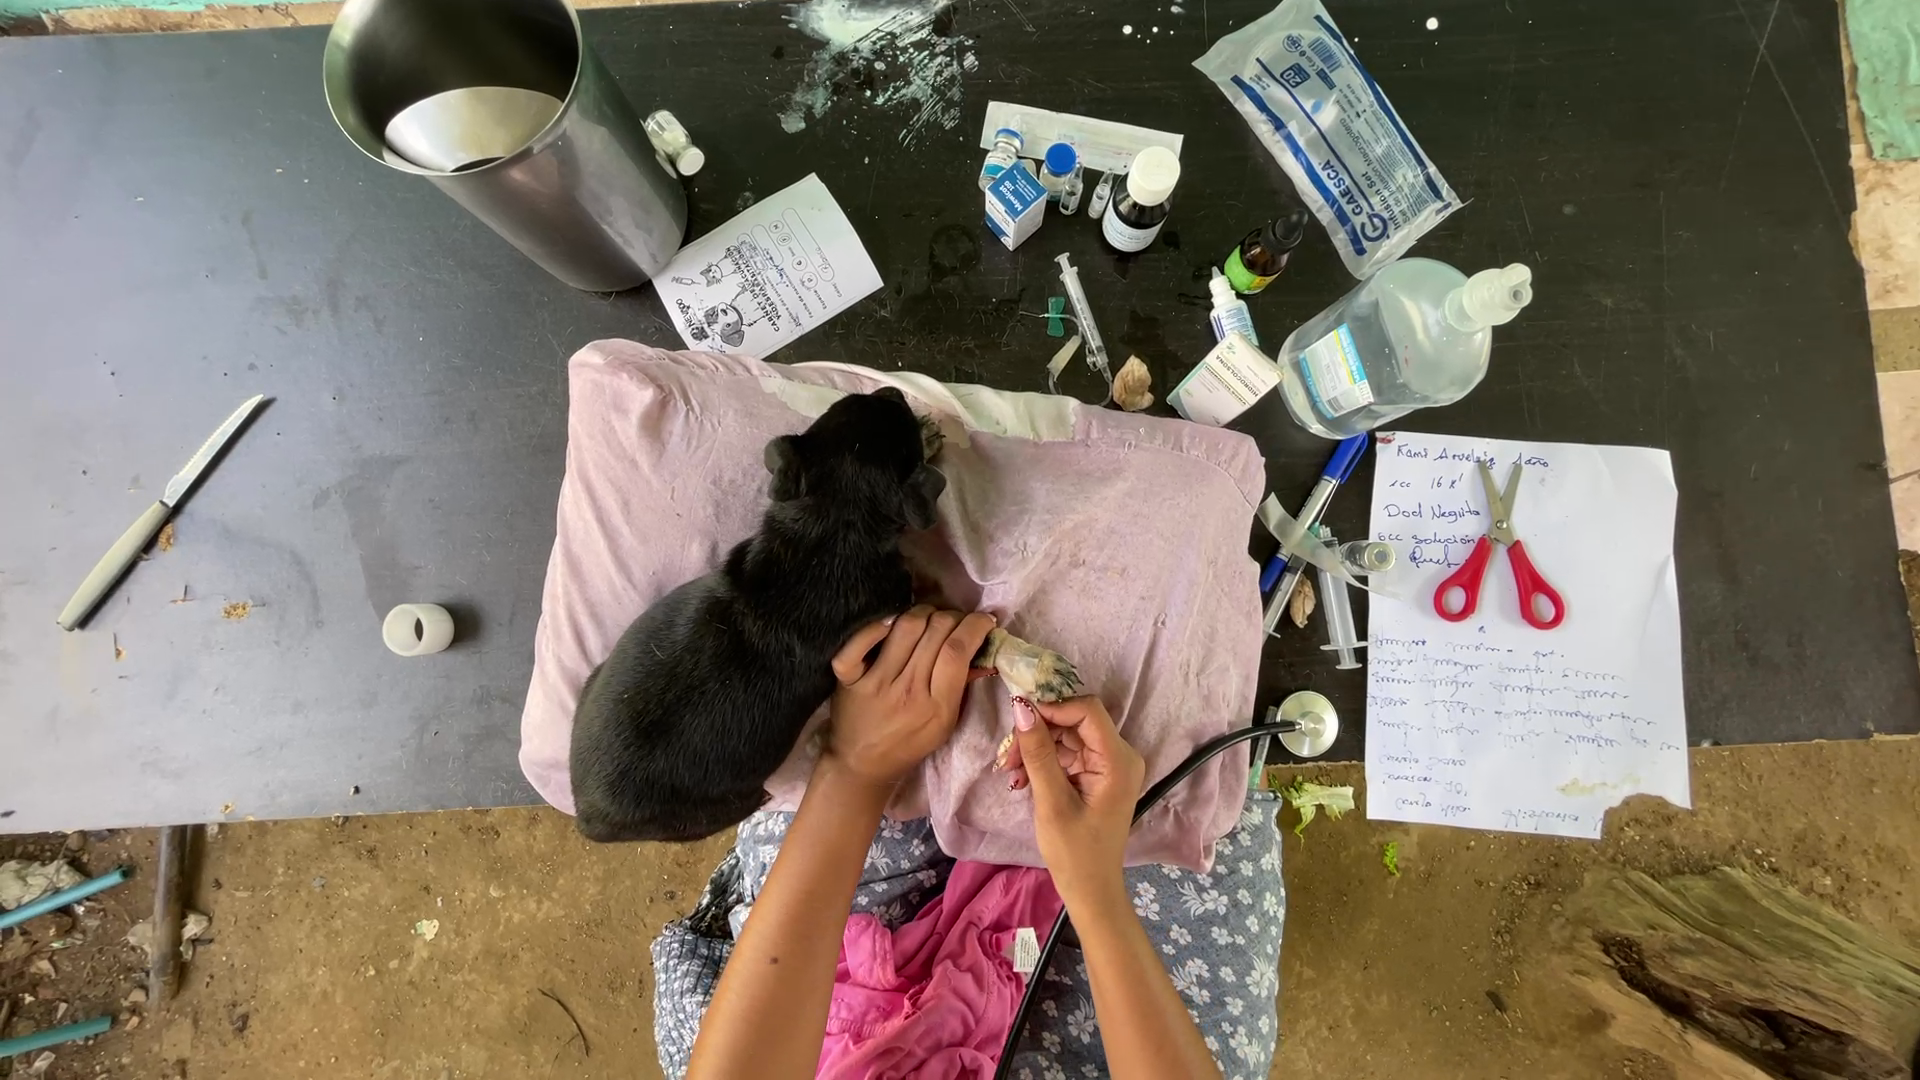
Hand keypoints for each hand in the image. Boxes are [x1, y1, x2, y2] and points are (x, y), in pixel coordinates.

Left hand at [825, 606, 996, 788]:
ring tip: (929, 618)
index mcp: (937, 707)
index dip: (975, 625)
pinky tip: (891, 624)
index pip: (957, 650)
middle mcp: (908, 692)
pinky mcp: (849, 679)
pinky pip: (859, 642)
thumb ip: (963, 686)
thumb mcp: (946, 723)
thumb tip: (982, 646)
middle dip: (953, 615)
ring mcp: (876, 683)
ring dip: (923, 612)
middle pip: (936, 632)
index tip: (984, 620)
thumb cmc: (910, 742)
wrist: (862, 765)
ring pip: (906, 627)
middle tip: (956, 619)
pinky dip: (875, 626)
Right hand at [1003, 695, 1145, 911]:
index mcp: (1118, 760)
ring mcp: (1107, 764)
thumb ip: (1038, 753)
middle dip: (1037, 732)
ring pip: (1065, 735)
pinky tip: (1022, 780)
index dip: (1052, 708)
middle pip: (1073, 721)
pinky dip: (1042, 760)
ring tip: (1011, 773)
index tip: (1019, 722)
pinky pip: (1065, 752)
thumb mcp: (1052, 801)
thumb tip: (1021, 708)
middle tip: (1007, 757)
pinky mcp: (1095, 773)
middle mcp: (1119, 755)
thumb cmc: (1074, 852)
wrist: (1090, 891)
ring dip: (1035, 748)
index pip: (1087, 710)